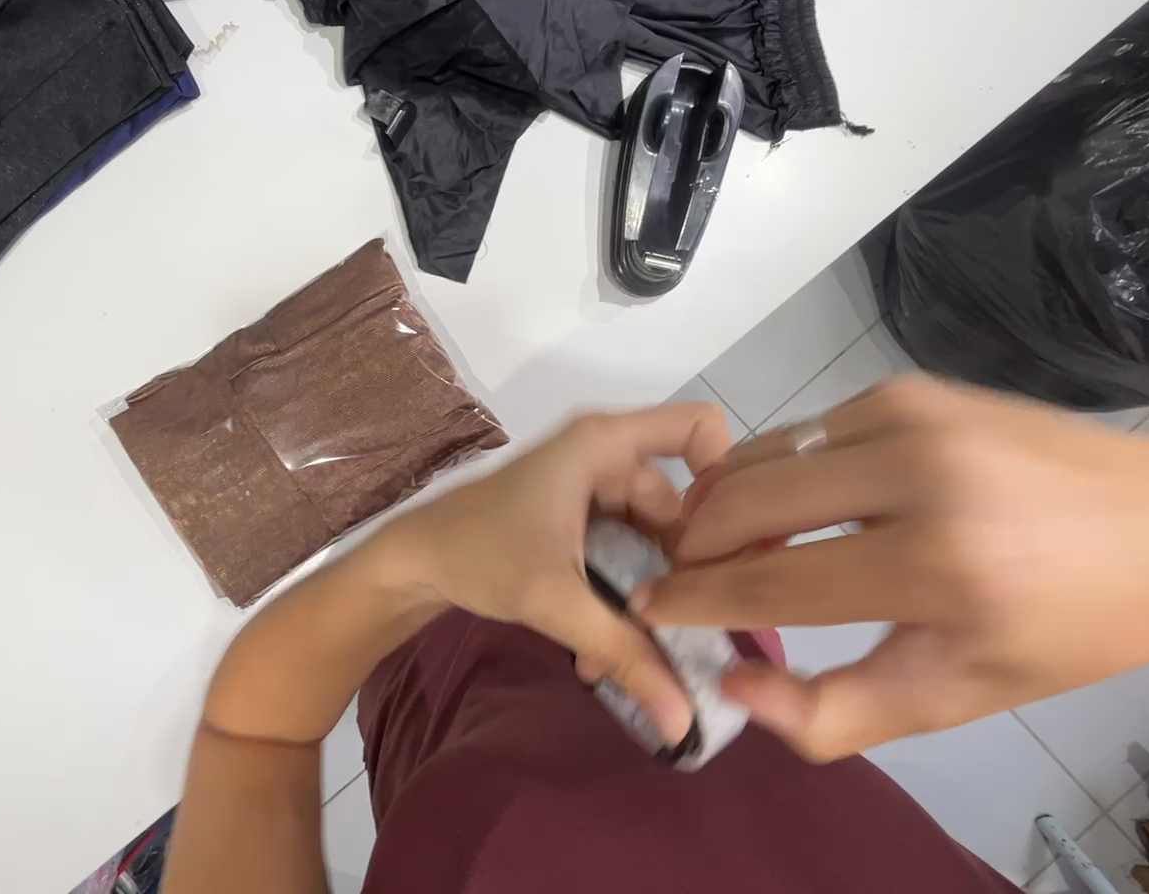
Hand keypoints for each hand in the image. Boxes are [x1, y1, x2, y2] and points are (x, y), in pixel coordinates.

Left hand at [365, 404, 737, 743]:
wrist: (414, 560)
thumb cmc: (479, 552)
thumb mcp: (554, 599)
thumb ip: (622, 652)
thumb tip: (685, 720)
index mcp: (603, 443)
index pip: (697, 427)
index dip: (727, 476)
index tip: (734, 549)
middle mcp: (606, 456)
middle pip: (681, 504)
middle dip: (681, 573)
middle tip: (689, 634)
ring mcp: (592, 487)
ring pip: (652, 539)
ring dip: (647, 597)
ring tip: (639, 654)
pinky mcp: (579, 517)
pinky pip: (624, 551)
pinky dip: (623, 594)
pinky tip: (608, 646)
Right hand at [637, 373, 1148, 761]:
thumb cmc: (1067, 627)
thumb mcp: (957, 695)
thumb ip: (832, 711)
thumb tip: (731, 683)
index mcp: (942, 568)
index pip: (776, 580)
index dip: (697, 597)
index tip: (647, 605)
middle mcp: (918, 475)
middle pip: (750, 502)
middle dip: (693, 541)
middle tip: (678, 571)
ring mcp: (908, 416)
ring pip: (763, 455)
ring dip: (719, 499)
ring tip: (712, 537)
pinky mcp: (903, 390)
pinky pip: (801, 433)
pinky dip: (771, 470)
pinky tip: (783, 501)